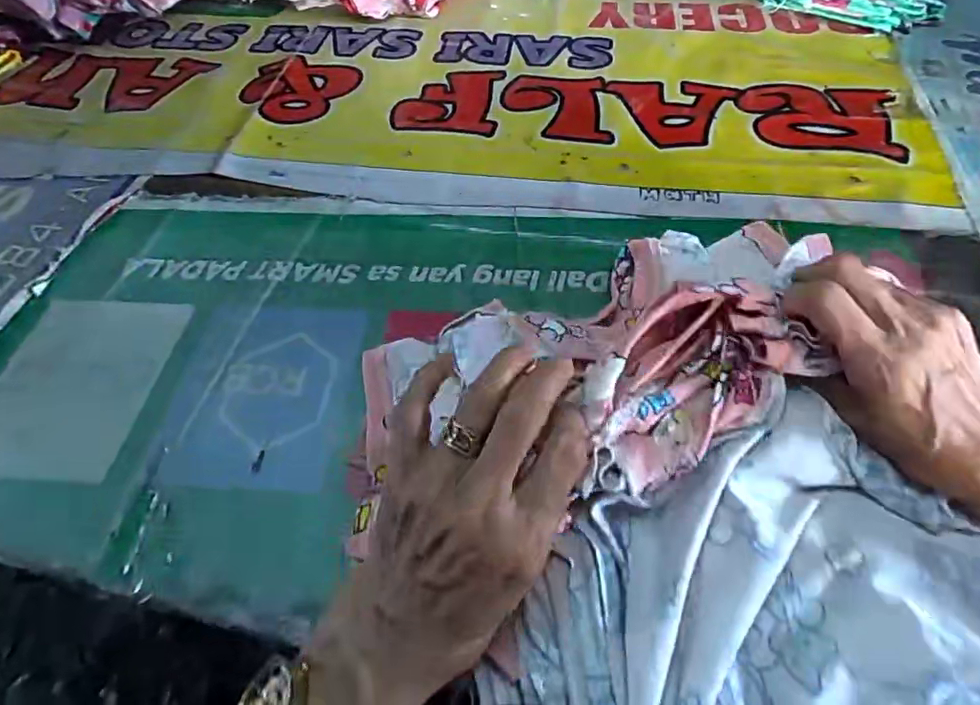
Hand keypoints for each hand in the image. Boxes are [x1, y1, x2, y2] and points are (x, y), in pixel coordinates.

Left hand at [307, 347, 589, 703]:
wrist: (401, 625)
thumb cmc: (475, 602)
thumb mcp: (528, 568)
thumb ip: (548, 502)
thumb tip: (566, 434)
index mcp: (520, 536)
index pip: (560, 457)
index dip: (574, 419)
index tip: (578, 404)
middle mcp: (478, 501)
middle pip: (521, 419)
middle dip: (547, 380)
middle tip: (561, 363)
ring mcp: (434, 479)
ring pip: (474, 405)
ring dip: (504, 369)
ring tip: (523, 353)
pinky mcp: (401, 469)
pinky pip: (413, 410)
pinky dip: (429, 379)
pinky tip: (450, 362)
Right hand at [784, 255, 979, 512]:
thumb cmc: (914, 442)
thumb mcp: (852, 413)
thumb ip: (816, 370)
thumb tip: (785, 344)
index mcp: (876, 354)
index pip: (823, 296)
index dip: (794, 296)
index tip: (786, 311)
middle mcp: (904, 325)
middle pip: (844, 267)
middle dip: (812, 274)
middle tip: (802, 294)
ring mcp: (931, 314)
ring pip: (870, 273)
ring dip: (842, 283)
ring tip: (835, 306)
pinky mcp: (949, 314)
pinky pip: (897, 290)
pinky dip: (873, 297)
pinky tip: (875, 321)